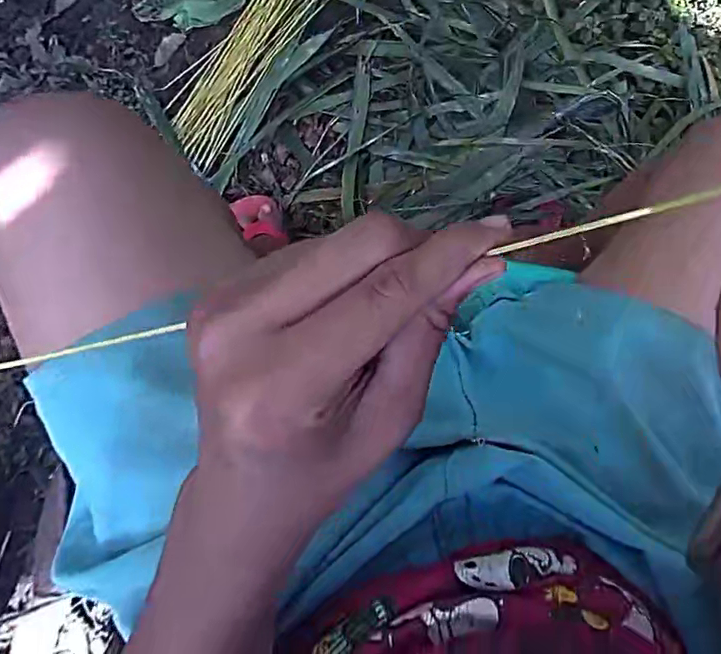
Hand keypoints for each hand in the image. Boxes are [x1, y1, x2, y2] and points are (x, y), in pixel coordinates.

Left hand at [183, 211, 507, 536]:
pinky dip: (351, 265)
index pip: (384, 293)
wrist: (236, 490)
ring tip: (390, 304)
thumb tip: (478, 263)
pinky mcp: (223, 283)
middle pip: (360, 242)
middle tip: (453, 267)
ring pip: (341, 238)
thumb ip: (428, 331)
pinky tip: (346, 304)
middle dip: (421, 245)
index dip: (447, 254)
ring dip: (386, 257)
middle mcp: (240, 327)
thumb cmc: (323, 470)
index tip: (497, 231)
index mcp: (282, 384)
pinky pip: (314, 248)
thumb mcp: (392, 415)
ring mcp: (223, 298)